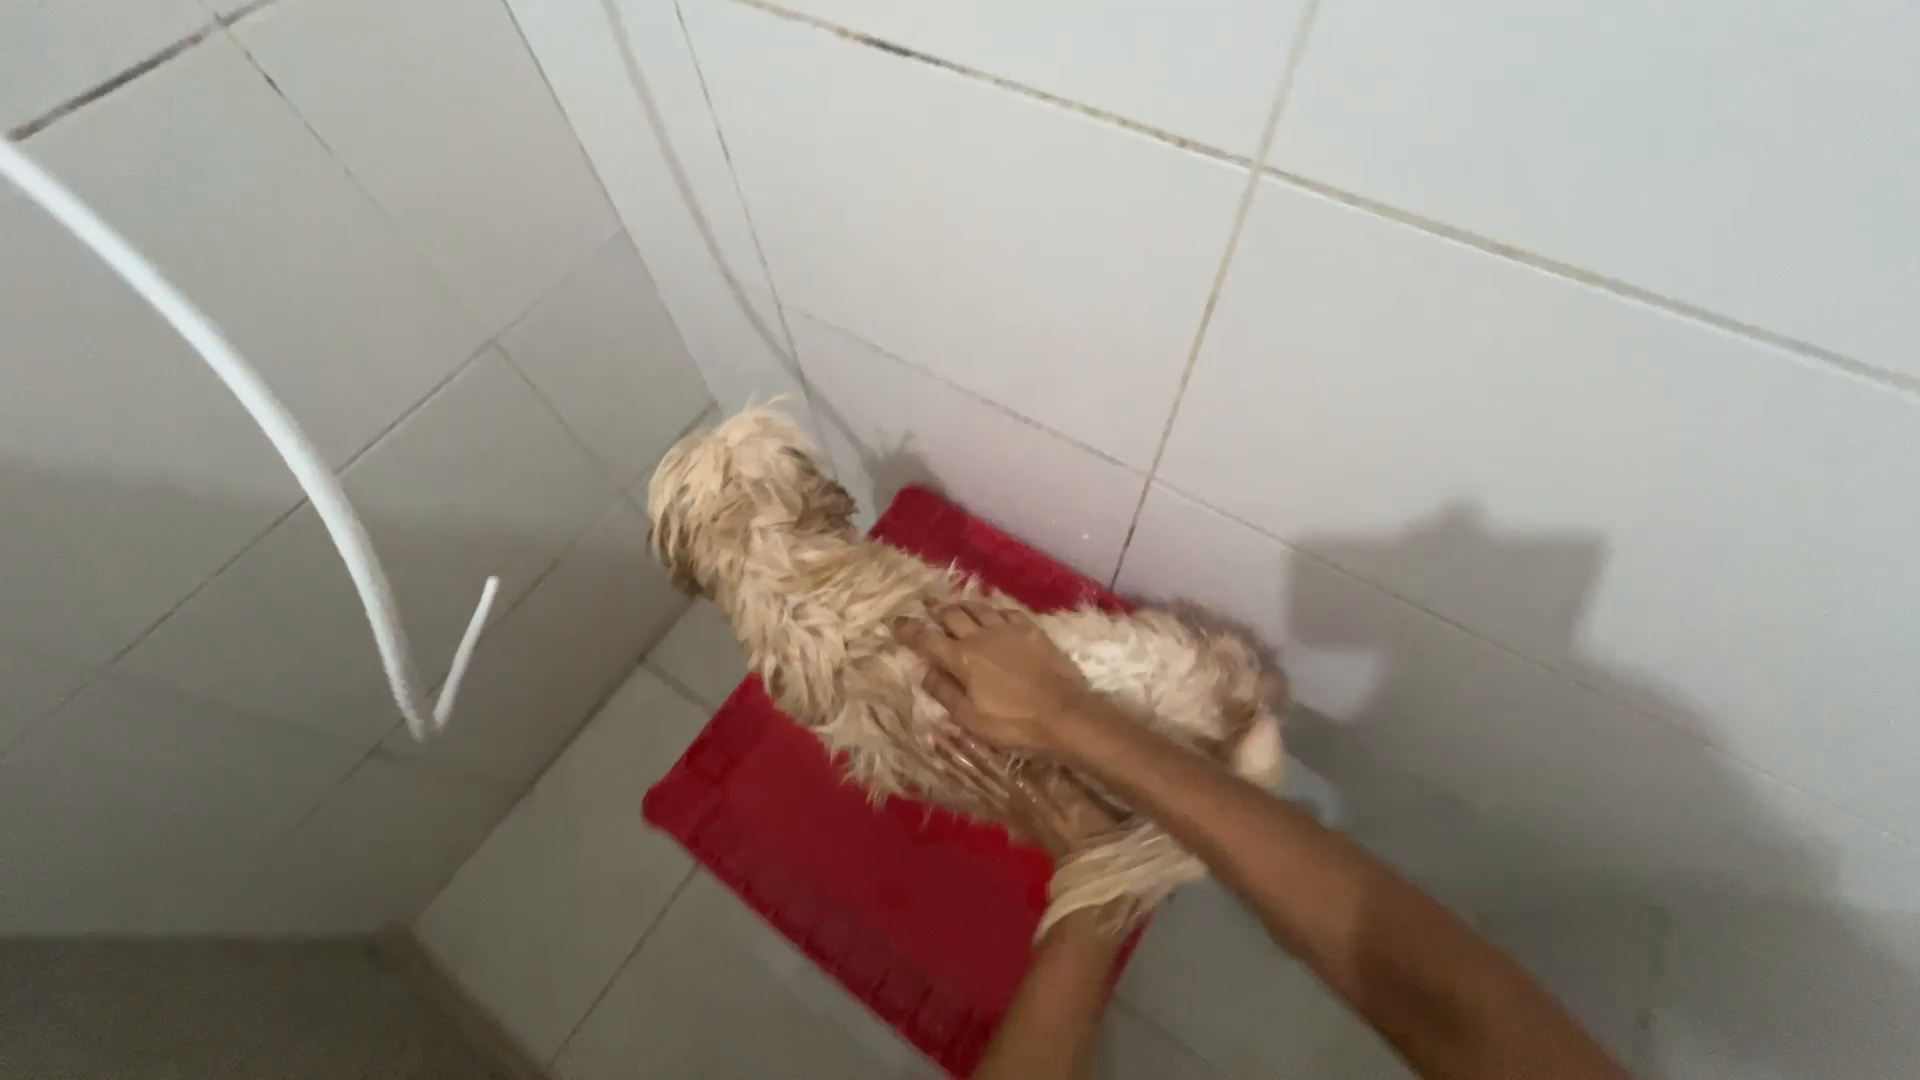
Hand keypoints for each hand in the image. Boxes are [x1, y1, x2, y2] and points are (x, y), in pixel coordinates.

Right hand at [893, 602, 1095, 754]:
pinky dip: (994, 610)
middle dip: (935, 609)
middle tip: (926, 603)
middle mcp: (980, 637)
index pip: (927, 639)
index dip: (909, 630)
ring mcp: (1008, 630)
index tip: (896, 621)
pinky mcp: (1031, 630)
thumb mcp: (969, 718)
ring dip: (963, 605)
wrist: (1063, 713)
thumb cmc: (1012, 723)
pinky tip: (993, 612)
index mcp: (961, 659)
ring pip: (979, 609)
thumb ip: (943, 691)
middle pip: (952, 615)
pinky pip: (1007, 611)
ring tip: (955, 603)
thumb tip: (921, 670)